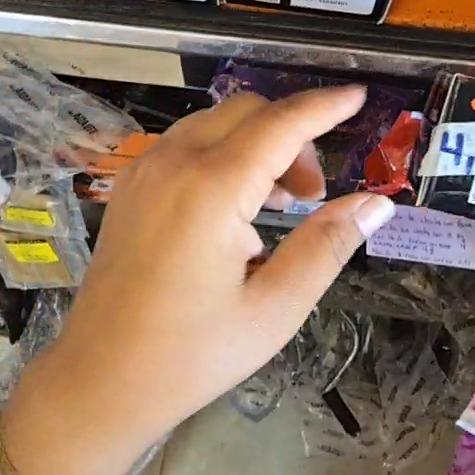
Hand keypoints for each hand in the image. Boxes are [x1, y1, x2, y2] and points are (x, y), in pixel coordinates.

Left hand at [1, 86, 395, 474]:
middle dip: (291, 134)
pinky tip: (232, 208)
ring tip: (277, 203)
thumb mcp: (273, 308)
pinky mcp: (128, 187)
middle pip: (245, 111)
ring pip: (212, 123)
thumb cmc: (190, 354)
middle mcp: (173, 163)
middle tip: (311, 194)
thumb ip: (326, 246)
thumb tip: (375, 204)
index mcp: (212, 188)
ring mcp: (143, 171)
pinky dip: (220, 153)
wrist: (99, 378)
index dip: (324, 106)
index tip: (359, 96)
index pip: (281, 124)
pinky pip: (183, 144)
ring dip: (255, 143)